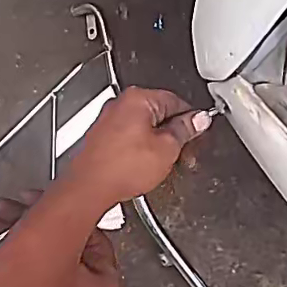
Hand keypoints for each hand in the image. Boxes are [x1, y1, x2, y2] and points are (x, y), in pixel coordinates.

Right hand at [0, 194, 130, 286]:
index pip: (67, 216)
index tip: (21, 198)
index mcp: (95, 248)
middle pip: (50, 231)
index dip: (43, 204)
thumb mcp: (75, 272)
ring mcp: (65, 280)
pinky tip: (2, 259)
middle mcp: (81, 263)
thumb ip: (59, 247)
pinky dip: (15, 262)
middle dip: (24, 220)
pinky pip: (30, 272)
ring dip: (17, 240)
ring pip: (38, 250)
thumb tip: (42, 224)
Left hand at [63, 87, 211, 207]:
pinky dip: (138, 149)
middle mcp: (120, 104)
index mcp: (138, 99)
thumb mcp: (166, 149)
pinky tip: (141, 165)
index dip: (190, 118)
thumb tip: (197, 120)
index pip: (175, 100)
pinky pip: (128, 137)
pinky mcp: (101, 137)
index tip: (198, 129)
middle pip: (158, 112)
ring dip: (155, 142)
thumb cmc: (120, 168)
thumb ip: (184, 130)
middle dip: (172, 132)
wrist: (89, 188)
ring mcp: (108, 120)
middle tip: (180, 151)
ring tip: (159, 162)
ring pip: (143, 126)